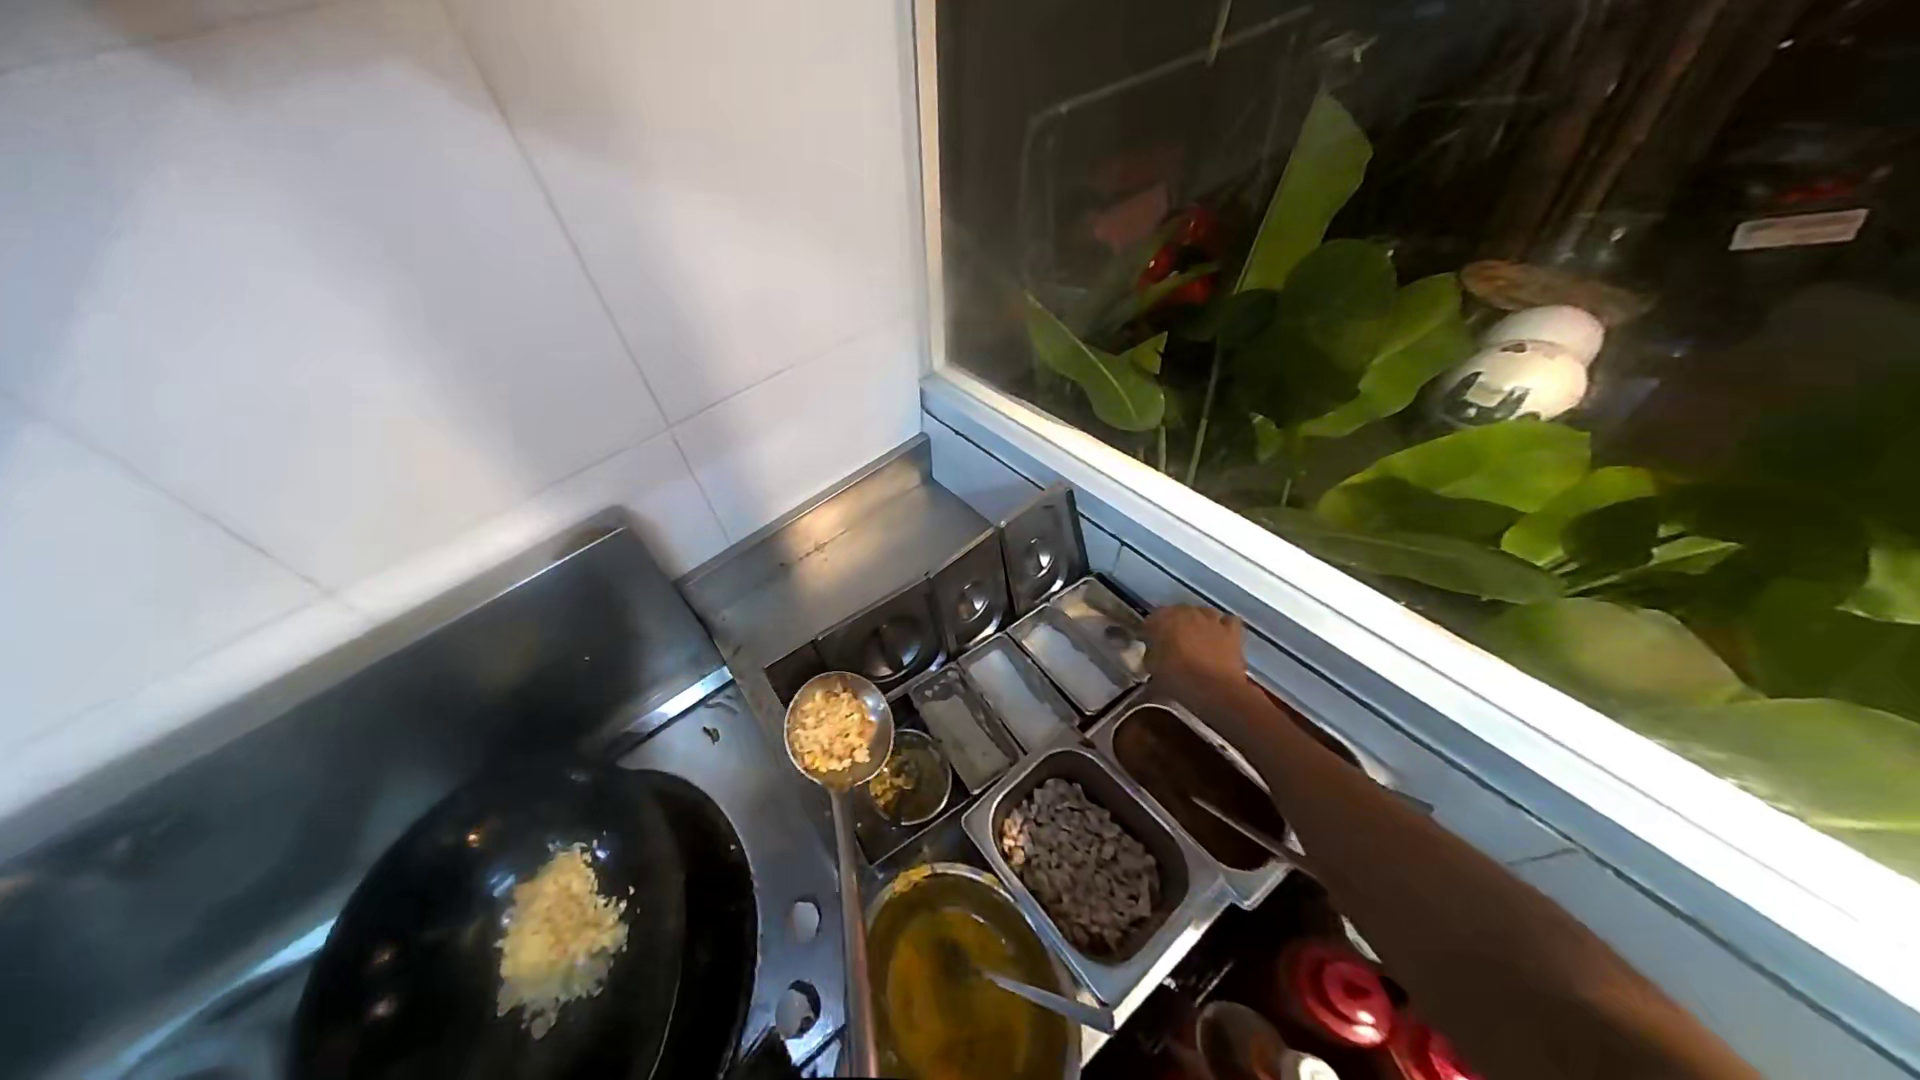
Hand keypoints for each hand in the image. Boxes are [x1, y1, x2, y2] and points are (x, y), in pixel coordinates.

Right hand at [1144, 605, 1246, 689]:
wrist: (1214, 689)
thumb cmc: (1178, 679)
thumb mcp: (1152, 668)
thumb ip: (1150, 654)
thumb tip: (1153, 651)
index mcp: (1163, 619)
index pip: (1151, 619)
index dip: (1149, 631)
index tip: (1148, 643)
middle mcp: (1187, 612)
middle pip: (1176, 612)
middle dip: (1172, 624)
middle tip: (1171, 641)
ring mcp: (1211, 619)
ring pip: (1202, 612)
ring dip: (1197, 621)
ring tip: (1196, 636)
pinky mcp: (1231, 630)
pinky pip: (1226, 620)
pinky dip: (1222, 626)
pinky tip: (1219, 635)